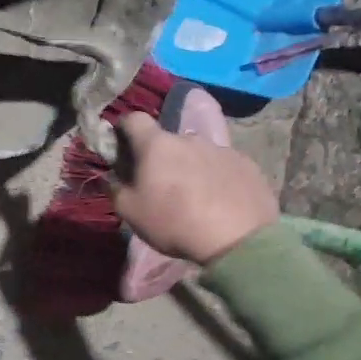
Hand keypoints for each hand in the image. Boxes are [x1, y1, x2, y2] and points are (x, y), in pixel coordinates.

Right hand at [110, 111, 279, 264]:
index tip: (123, 149)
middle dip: (159, 156)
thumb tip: (112, 176)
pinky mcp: (247, 164)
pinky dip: (215, 176)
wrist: (239, 240)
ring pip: (195, 152)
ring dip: (189, 166)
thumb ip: (115, 187)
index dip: (124, 129)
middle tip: (159, 184)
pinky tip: (218, 201)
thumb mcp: (129, 211)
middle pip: (167, 140)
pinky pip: (222, 164)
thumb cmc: (174, 222)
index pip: (134, 119)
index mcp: (156, 145)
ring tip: (194, 196)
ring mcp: (222, 149)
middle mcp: (189, 138)